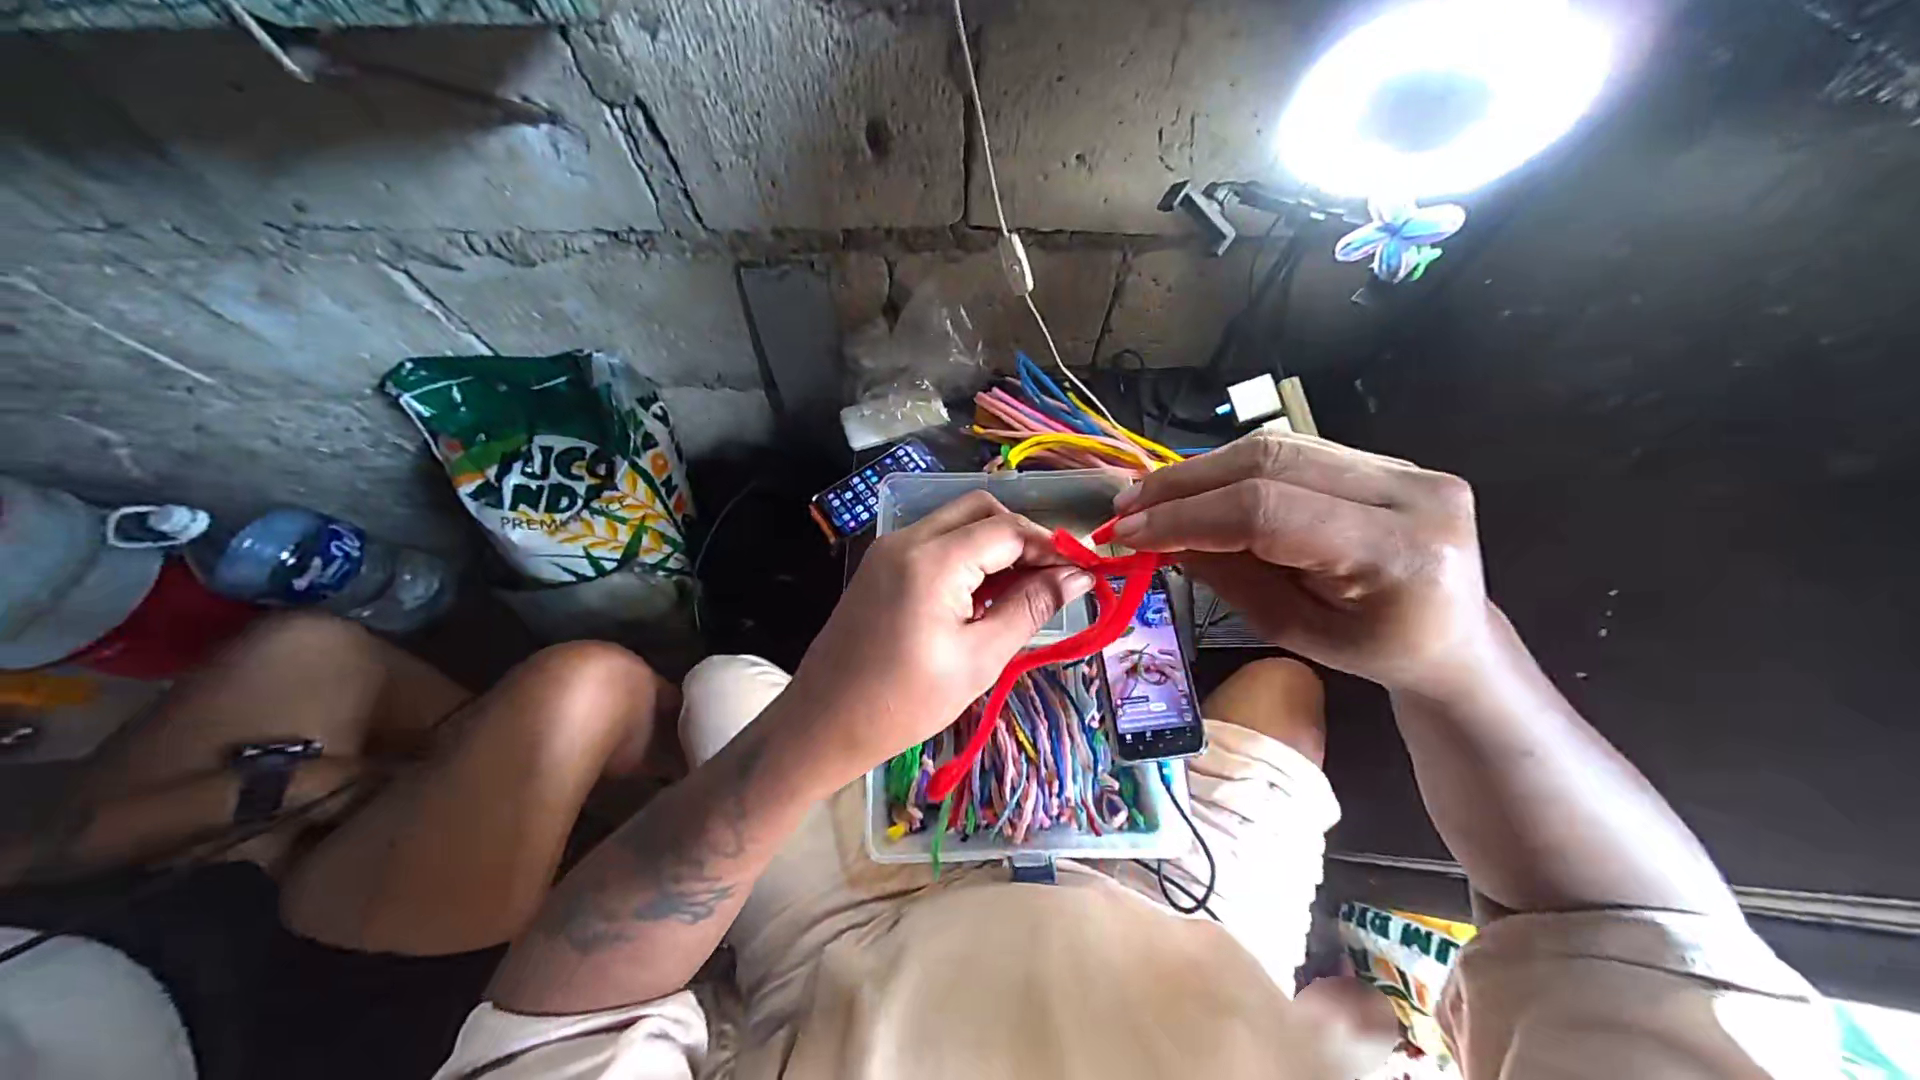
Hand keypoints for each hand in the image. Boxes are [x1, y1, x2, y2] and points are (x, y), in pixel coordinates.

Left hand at [785, 492, 1093, 782]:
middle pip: (981, 510)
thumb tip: (1077, 577)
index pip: (1007, 529)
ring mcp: (889, 550)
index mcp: (932, 560)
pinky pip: (935, 543)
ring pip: (957, 523)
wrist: (822, 722)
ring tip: (1021, 593)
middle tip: (1050, 579)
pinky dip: (967, 558)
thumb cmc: (904, 702)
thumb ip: (1030, 607)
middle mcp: (908, 539)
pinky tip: (982, 598)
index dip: (1050, 546)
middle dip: (1022, 537)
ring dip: (995, 547)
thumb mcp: (979, 659)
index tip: (1080, 574)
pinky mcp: (881, 566)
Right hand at [1109, 431, 1492, 694]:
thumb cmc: (1373, 651)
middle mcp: (1410, 492)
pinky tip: (1196, 486)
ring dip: (1201, 470)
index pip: (1266, 511)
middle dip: (1184, 483)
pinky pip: (1292, 450)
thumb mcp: (1292, 629)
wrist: (1450, 637)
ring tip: (1150, 496)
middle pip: (1269, 461)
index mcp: (1398, 552)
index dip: (1185, 516)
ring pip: (1275, 445)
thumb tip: (1159, 536)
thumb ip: (1227, 576)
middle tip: (1127, 506)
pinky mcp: (1386, 458)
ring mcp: (1404, 466)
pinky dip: (1233, 467)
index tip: (1128, 532)